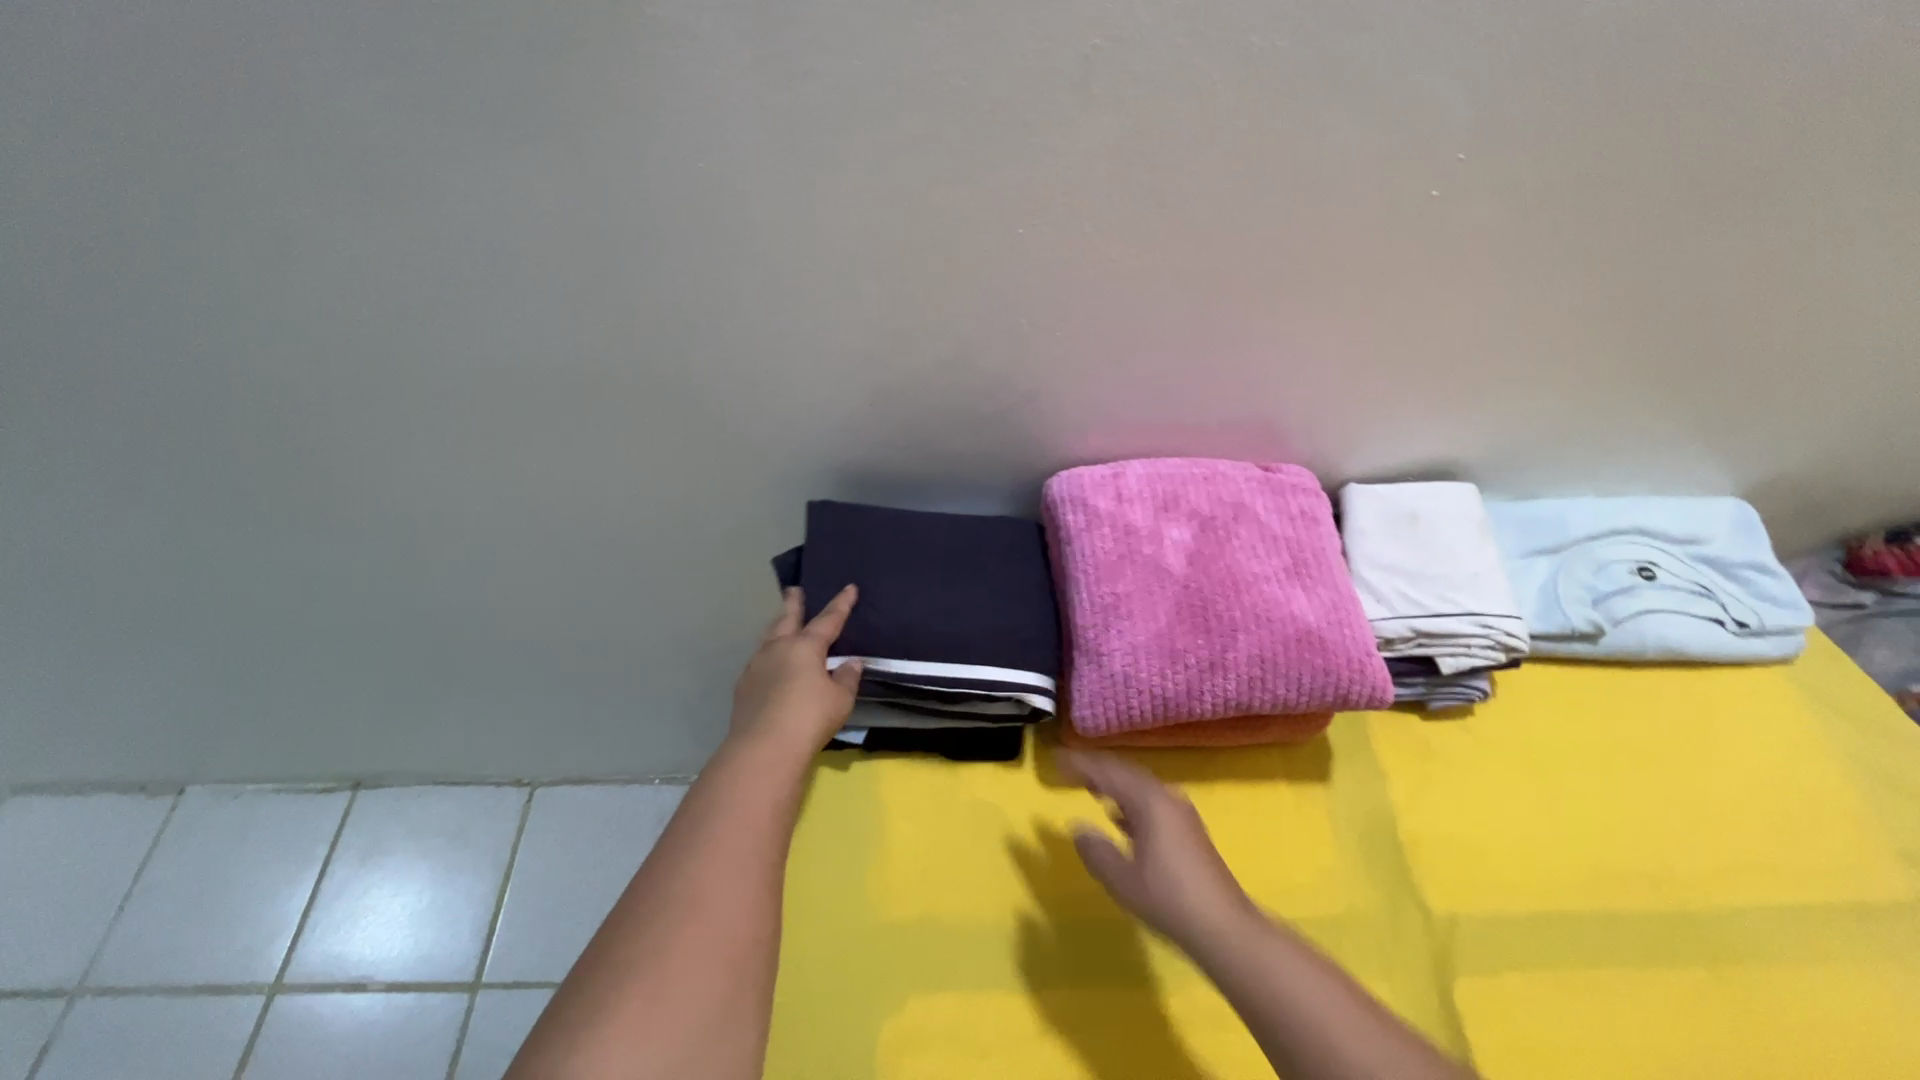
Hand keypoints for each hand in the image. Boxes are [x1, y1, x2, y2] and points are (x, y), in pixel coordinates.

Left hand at [729, 586, 862, 753]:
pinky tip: (769, 663)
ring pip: (768, 638)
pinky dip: (767, 655)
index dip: (841, 604)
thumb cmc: (810, 718)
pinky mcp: (744, 686)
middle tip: (794, 589)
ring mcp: (757, 666)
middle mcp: (778, 649)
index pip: (828, 620)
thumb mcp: (840, 699)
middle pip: (787, 619)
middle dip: (793, 603)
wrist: (764, 747)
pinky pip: (758, 661)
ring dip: (776, 626)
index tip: (849, 588)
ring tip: (781, 623)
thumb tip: (851, 662)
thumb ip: (847, 678)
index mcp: (806, 647)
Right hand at [1059, 749, 1259, 948]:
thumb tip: (1078, 827)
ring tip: (1088, 786)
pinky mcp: (1187, 831)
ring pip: (1140, 788)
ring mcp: (1180, 814)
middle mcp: (1167, 799)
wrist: (1223, 926)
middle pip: (1127, 774)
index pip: (1109, 772)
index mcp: (1149, 802)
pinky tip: (1118, 815)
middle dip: (1097, 770)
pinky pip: (1151, 803)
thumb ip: (1096, 851)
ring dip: (1114, 785)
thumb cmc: (1168, 899)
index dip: (1081, 765)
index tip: (1056, 761)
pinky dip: (1129, 801)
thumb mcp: (1122, 879)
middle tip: (1069, 769)